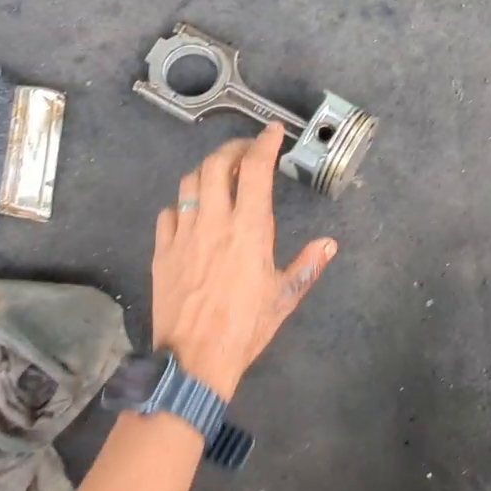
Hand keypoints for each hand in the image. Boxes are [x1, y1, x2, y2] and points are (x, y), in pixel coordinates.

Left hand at [151, 123, 336, 400]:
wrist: (194, 359)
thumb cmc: (245, 328)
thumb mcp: (284, 297)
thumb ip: (307, 265)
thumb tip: (329, 243)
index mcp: (249, 229)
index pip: (256, 169)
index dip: (264, 143)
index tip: (272, 131)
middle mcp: (214, 221)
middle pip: (217, 164)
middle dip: (233, 148)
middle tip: (246, 151)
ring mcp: (183, 234)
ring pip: (189, 182)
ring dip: (206, 170)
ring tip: (219, 175)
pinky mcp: (161, 250)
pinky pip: (168, 213)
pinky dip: (182, 204)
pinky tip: (190, 212)